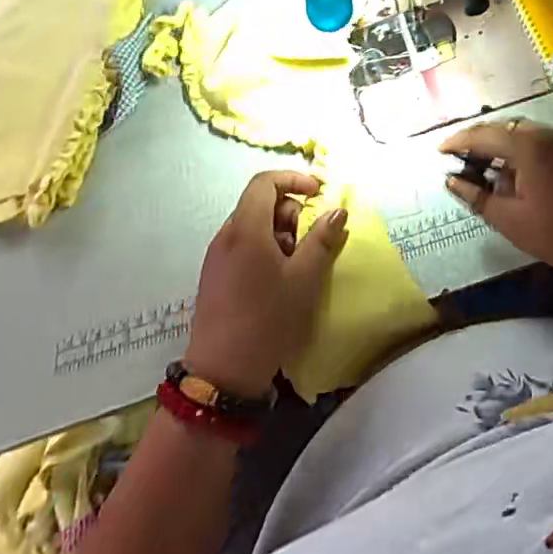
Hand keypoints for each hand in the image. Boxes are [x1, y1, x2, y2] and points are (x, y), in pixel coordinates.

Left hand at [184, 171, 348, 396]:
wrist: (223, 374)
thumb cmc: (268, 319)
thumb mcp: (305, 278)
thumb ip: (322, 239)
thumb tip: (337, 211)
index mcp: (245, 230)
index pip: (264, 182)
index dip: (293, 179)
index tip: (318, 193)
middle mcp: (226, 236)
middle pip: (259, 203)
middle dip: (291, 212)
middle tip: (311, 240)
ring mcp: (217, 257)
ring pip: (253, 225)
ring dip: (280, 232)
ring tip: (298, 265)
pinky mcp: (215, 276)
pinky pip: (244, 245)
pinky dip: (266, 248)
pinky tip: (280, 279)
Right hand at [440, 119, 552, 281]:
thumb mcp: (512, 221)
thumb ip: (478, 197)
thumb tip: (452, 181)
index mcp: (528, 145)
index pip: (483, 134)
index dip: (458, 141)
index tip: (439, 151)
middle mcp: (546, 134)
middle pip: (504, 128)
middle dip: (479, 142)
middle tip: (459, 162)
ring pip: (523, 135)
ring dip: (501, 148)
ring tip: (485, 172)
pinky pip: (540, 143)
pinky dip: (520, 153)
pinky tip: (515, 179)